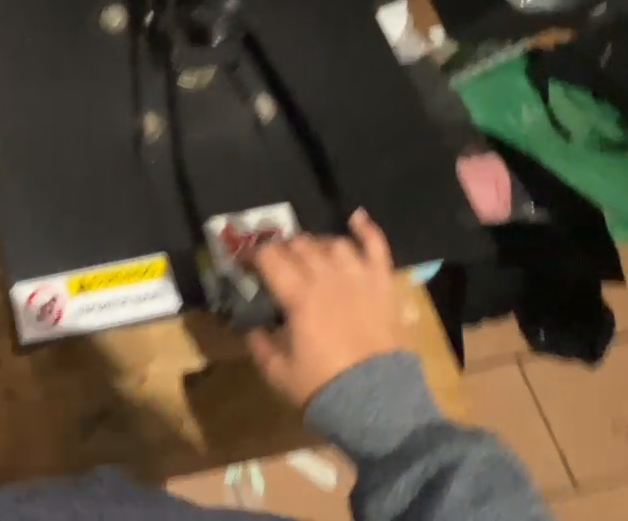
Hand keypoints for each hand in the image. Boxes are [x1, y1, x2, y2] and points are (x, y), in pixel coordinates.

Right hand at [244, 209, 402, 406]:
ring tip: (309, 255)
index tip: (243, 263)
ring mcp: (359, 280)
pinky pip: (377, 249)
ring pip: (332, 243)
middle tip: (274, 263)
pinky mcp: (383, 288)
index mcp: (299, 296)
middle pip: (299, 245)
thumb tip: (249, 322)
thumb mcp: (278, 371)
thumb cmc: (325, 389)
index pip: (268, 257)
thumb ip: (258, 341)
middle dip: (281, 249)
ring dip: (316, 245)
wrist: (381, 410)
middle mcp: (328, 279)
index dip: (251, 255)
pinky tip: (355, 217)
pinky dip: (367, 229)